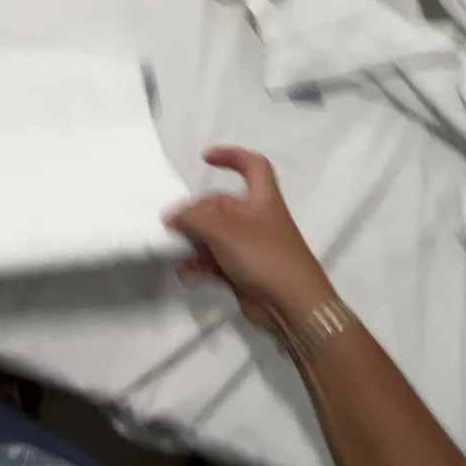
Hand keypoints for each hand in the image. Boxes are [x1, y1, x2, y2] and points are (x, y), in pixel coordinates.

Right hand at [166, 146, 335, 332]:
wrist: (295, 309)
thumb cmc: (265, 257)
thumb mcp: (224, 230)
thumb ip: (192, 218)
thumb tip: (170, 215)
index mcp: (262, 200)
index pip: (253, 165)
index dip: (231, 156)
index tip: (205, 159)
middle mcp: (256, 220)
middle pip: (221, 205)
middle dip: (196, 212)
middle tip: (174, 222)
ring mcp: (249, 247)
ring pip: (214, 235)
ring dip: (193, 241)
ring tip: (173, 248)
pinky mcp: (243, 272)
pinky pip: (214, 261)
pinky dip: (199, 264)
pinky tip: (185, 271)